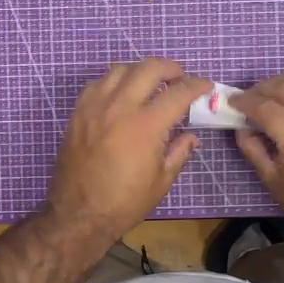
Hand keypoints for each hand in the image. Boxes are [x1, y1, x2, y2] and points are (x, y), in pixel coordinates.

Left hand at [44, 59, 210, 240]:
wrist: (78, 214)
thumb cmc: (124, 202)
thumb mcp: (162, 181)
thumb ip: (179, 151)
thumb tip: (191, 135)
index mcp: (146, 125)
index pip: (178, 92)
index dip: (197, 85)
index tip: (205, 85)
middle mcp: (120, 107)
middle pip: (149, 68)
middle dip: (170, 68)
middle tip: (179, 77)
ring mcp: (95, 106)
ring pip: (120, 69)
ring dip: (140, 71)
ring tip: (149, 83)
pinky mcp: (78, 112)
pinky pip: (97, 83)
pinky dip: (113, 81)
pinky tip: (120, 94)